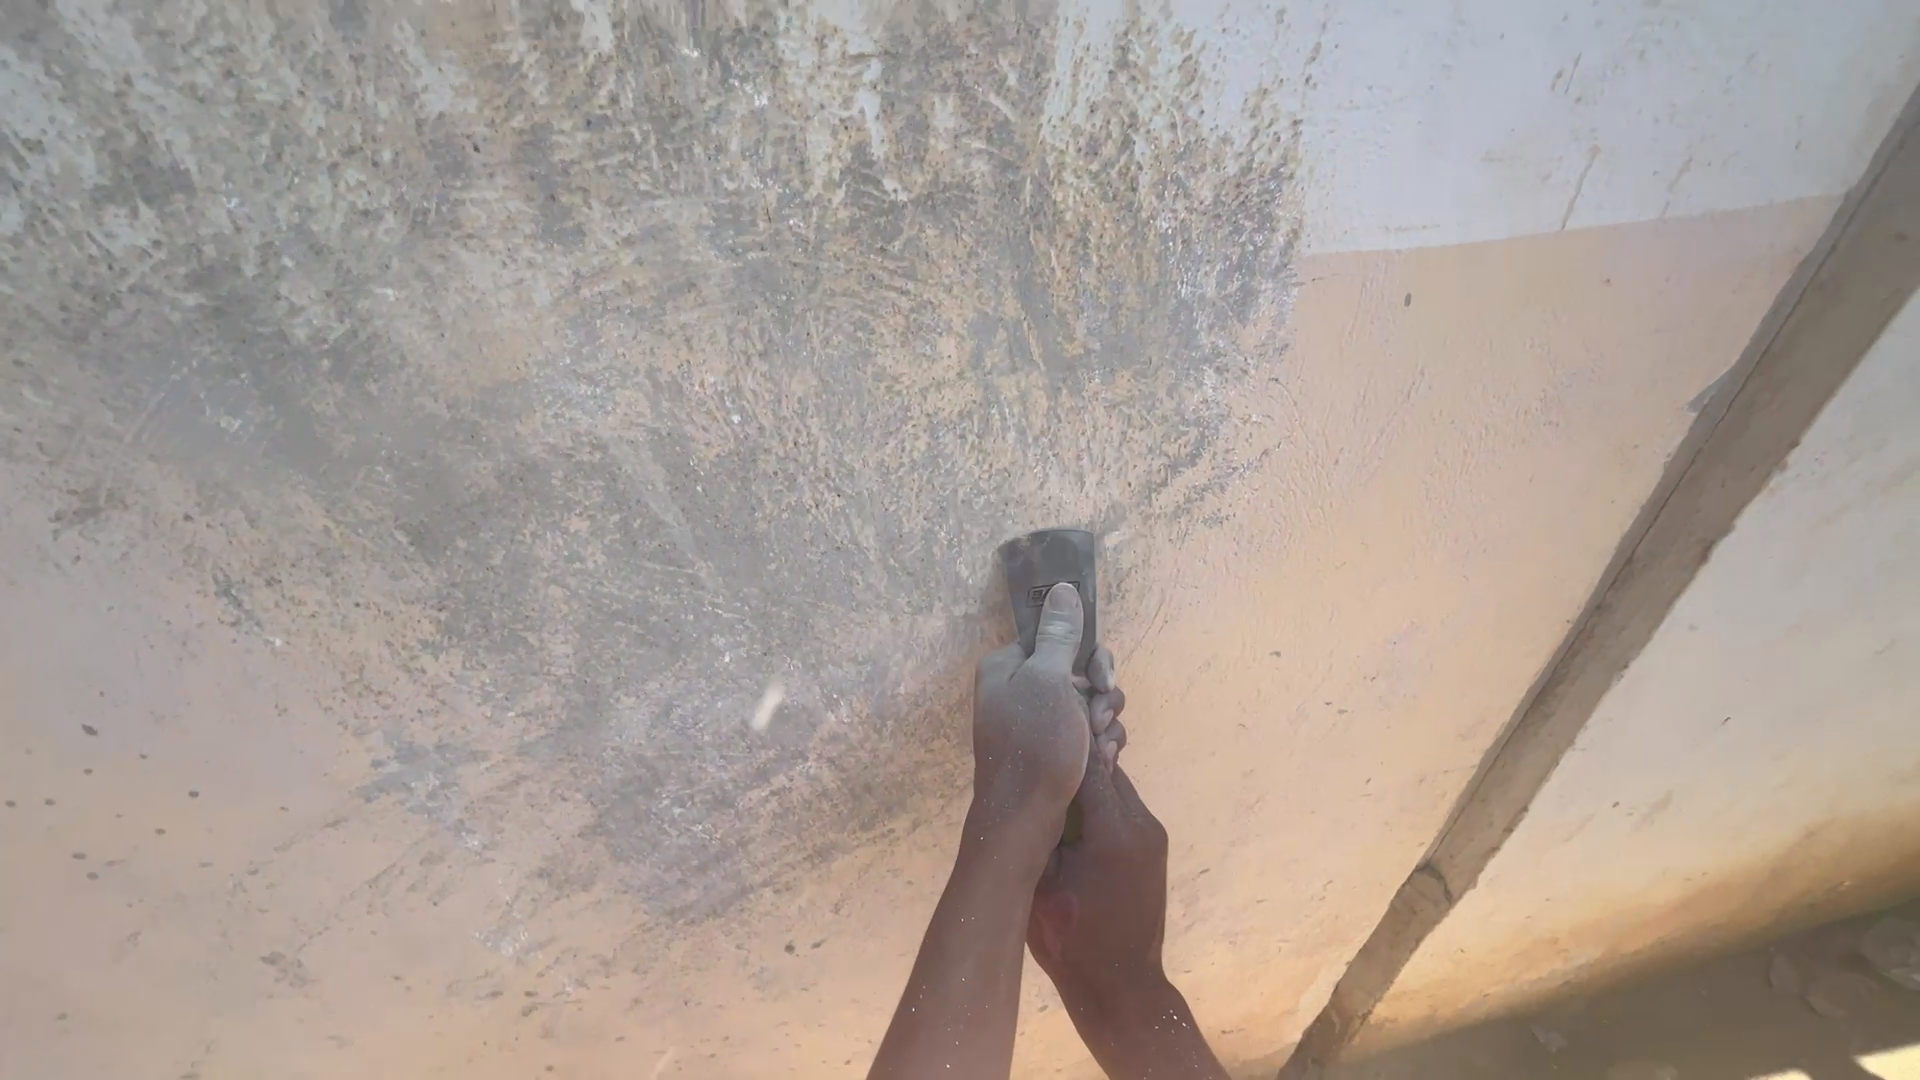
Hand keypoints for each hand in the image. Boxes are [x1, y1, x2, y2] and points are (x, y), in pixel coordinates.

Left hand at [971, 583, 1092, 843]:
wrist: (1024, 822)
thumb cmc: (1035, 745)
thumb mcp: (1049, 681)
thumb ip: (1058, 635)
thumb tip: (1062, 587)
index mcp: (1007, 665)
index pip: (1057, 639)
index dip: (1086, 658)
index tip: (1101, 679)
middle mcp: (1015, 688)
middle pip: (1076, 671)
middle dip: (1099, 695)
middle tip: (1101, 720)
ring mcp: (1032, 720)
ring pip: (1086, 703)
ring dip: (1104, 722)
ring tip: (1102, 746)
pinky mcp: (1048, 747)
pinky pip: (1082, 730)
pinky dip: (1098, 742)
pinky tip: (1102, 760)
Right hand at [1026, 724, 1169, 1017]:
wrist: (1121, 989)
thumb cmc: (1071, 941)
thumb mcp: (1040, 883)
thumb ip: (1039, 830)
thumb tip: (1026, 787)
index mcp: (1114, 832)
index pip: (1089, 765)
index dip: (1067, 737)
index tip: (1043, 712)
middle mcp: (1142, 825)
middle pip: (1106, 768)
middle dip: (1076, 753)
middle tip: (1042, 736)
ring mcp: (1152, 835)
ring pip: (1116, 784)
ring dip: (1088, 776)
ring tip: (1053, 765)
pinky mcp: (1153, 846)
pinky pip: (1122, 806)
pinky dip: (1099, 797)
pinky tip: (1072, 801)